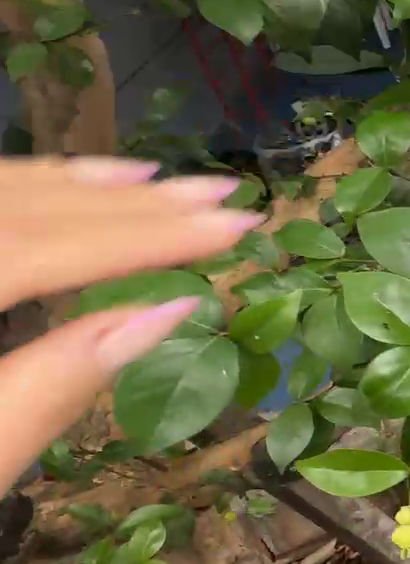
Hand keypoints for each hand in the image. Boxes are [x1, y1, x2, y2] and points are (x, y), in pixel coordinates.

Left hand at [0, 157, 261, 484]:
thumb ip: (57, 382)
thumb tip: (174, 310)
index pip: (23, 256)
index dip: (138, 240)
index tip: (233, 228)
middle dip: (120, 205)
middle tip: (219, 194)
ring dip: (70, 187)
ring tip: (161, 180)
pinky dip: (13, 189)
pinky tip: (70, 184)